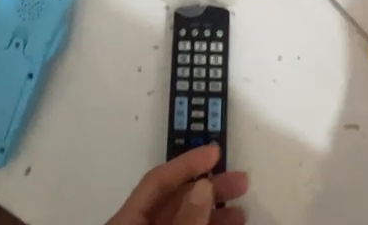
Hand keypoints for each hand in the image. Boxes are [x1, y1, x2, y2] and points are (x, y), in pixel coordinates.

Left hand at [105, 144, 248, 224]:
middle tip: (240, 180)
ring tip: (241, 209)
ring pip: (184, 219)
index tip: (215, 151)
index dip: (187, 162)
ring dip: (213, 212)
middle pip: (175, 199)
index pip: (157, 180)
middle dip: (209, 188)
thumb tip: (204, 185)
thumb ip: (186, 218)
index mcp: (125, 220)